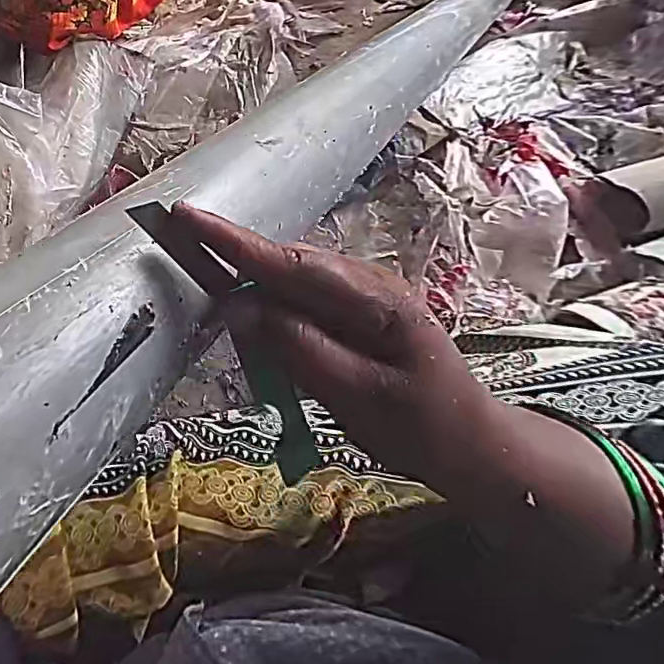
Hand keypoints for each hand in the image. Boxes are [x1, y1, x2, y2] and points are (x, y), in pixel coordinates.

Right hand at [166, 203, 501, 483]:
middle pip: (282, 263)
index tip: (185, 215)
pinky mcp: (348, 309)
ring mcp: (358, 293)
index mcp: (374, 299)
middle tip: (184, 253)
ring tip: (218, 295)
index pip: (287, 262)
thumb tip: (239, 308)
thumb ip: (299, 347)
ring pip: (286, 279)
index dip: (230, 239)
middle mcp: (364, 283)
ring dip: (249, 285)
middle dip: (231, 256)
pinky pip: (296, 298)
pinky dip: (269, 304)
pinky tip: (263, 327)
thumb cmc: (427, 428)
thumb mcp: (361, 397)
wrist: (479, 449)